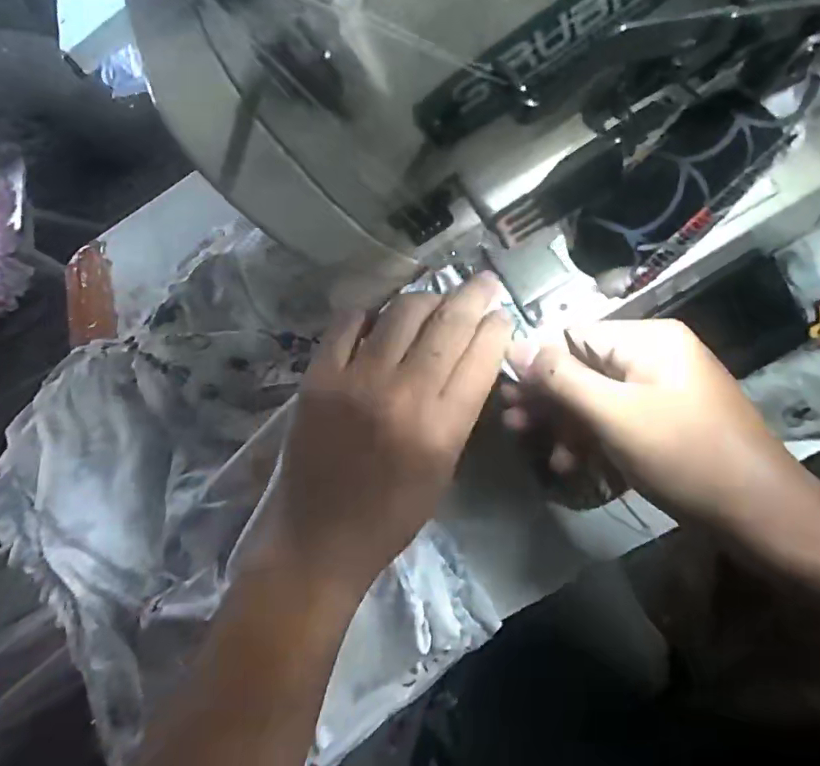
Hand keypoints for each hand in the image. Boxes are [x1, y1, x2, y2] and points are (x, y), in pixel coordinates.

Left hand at [264, 273, 512, 595]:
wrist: (317, 537)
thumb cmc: (392, 513)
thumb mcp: (444, 466)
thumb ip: (460, 408)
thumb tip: (472, 354)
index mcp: (441, 427)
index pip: (480, 355)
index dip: (496, 327)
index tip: (502, 314)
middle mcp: (403, 394)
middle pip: (448, 324)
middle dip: (473, 296)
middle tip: (484, 281)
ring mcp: (357, 380)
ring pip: (403, 312)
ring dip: (428, 297)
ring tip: (437, 296)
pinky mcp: (319, 375)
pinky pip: (350, 321)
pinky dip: (372, 311)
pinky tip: (383, 314)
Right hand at [504, 320, 819, 536]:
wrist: (765, 516)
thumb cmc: (686, 456)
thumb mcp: (615, 415)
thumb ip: (562, 378)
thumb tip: (516, 345)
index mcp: (649, 339)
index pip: (575, 335)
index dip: (538, 363)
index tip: (507, 394)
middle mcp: (658, 354)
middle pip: (587, 367)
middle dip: (551, 398)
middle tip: (513, 424)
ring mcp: (667, 390)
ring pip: (603, 398)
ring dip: (571, 425)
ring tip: (545, 454)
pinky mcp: (672, 422)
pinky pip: (624, 420)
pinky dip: (600, 440)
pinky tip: (577, 467)